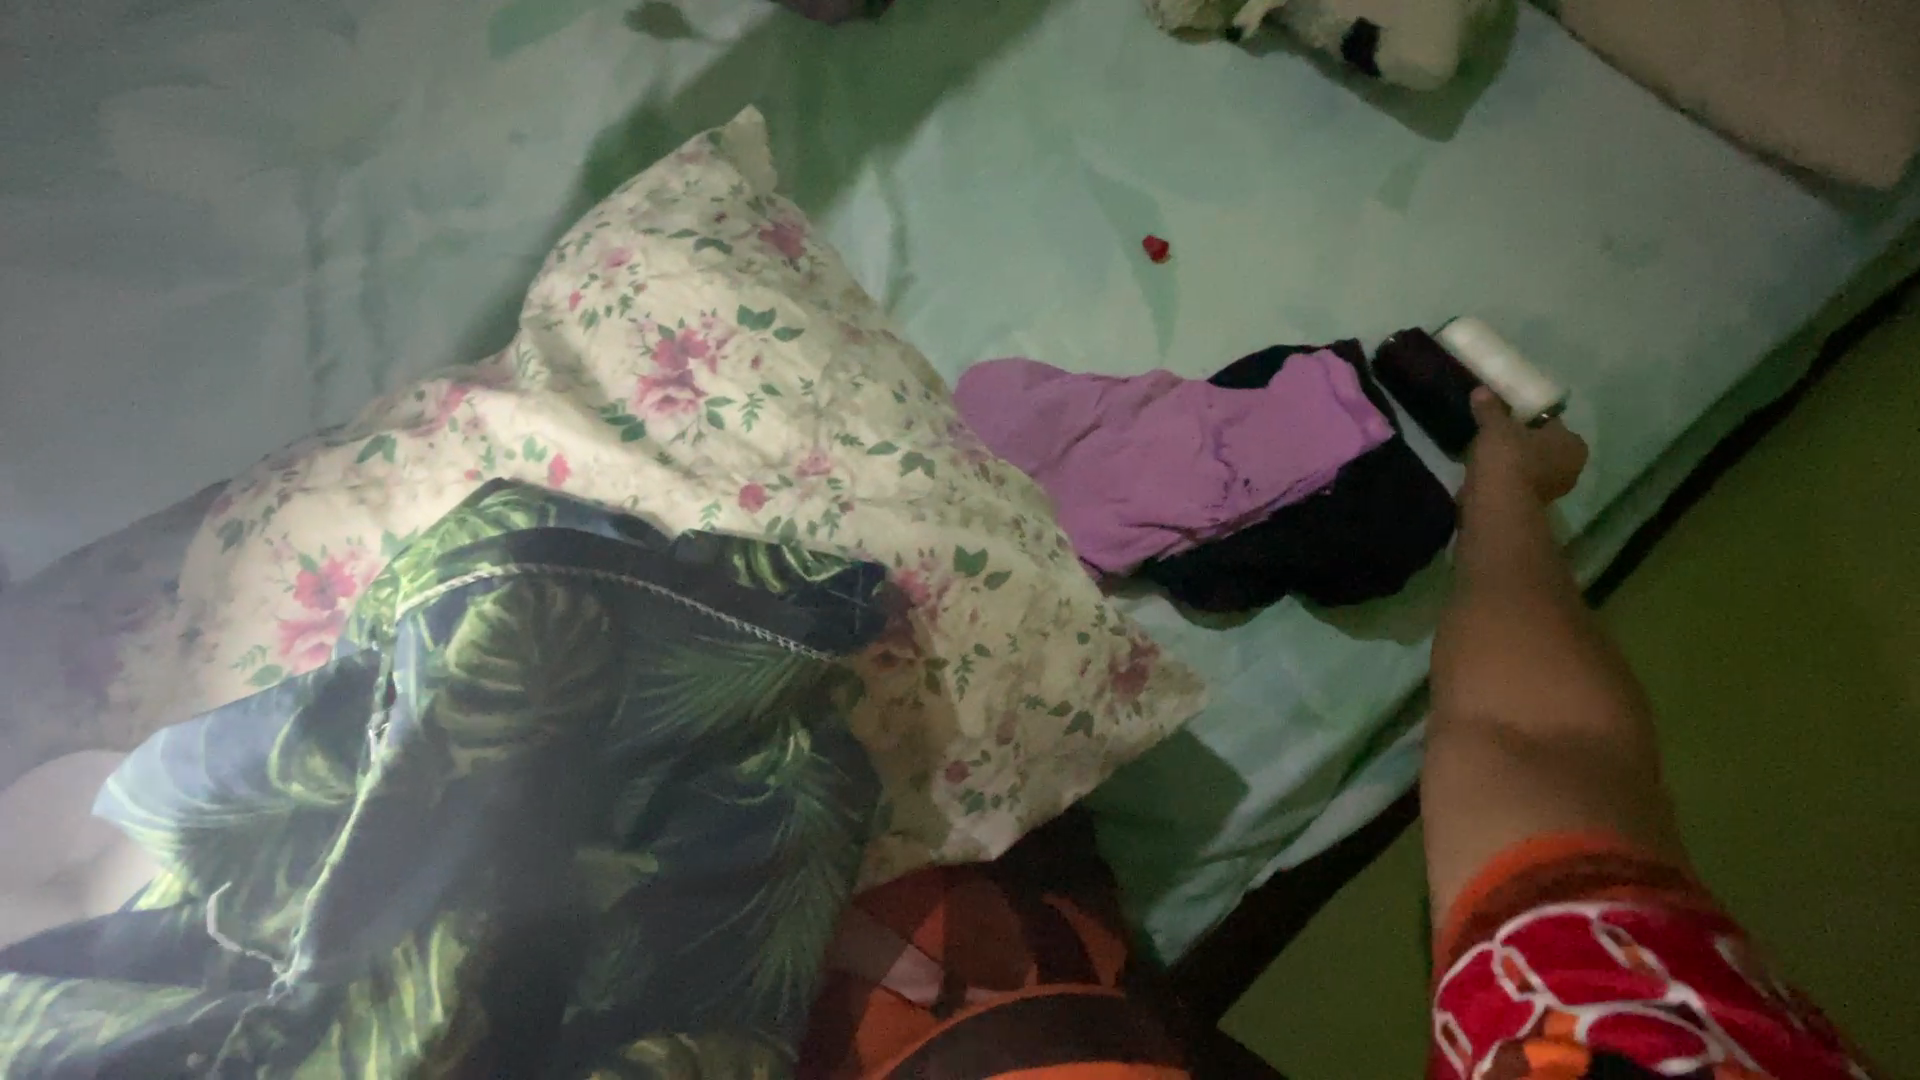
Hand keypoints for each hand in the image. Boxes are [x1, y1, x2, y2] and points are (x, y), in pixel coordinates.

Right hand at [1465, 389, 1587, 503]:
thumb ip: (1490, 409)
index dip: (1527, 418)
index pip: (1550, 423)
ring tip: (1486, 454)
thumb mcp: (1495, 427)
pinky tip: (1486, 473)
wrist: (1496, 504)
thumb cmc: (1507, 458)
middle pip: (1542, 446)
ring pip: (1530, 466)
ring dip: (1513, 462)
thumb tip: (1482, 390)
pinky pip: (1517, 483)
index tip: (1506, 417)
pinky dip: (1505, 478)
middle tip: (1494, 435)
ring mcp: (1552, 489)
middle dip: (1521, 441)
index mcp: (1572, 442)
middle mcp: (1571, 466)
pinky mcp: (1530, 504)